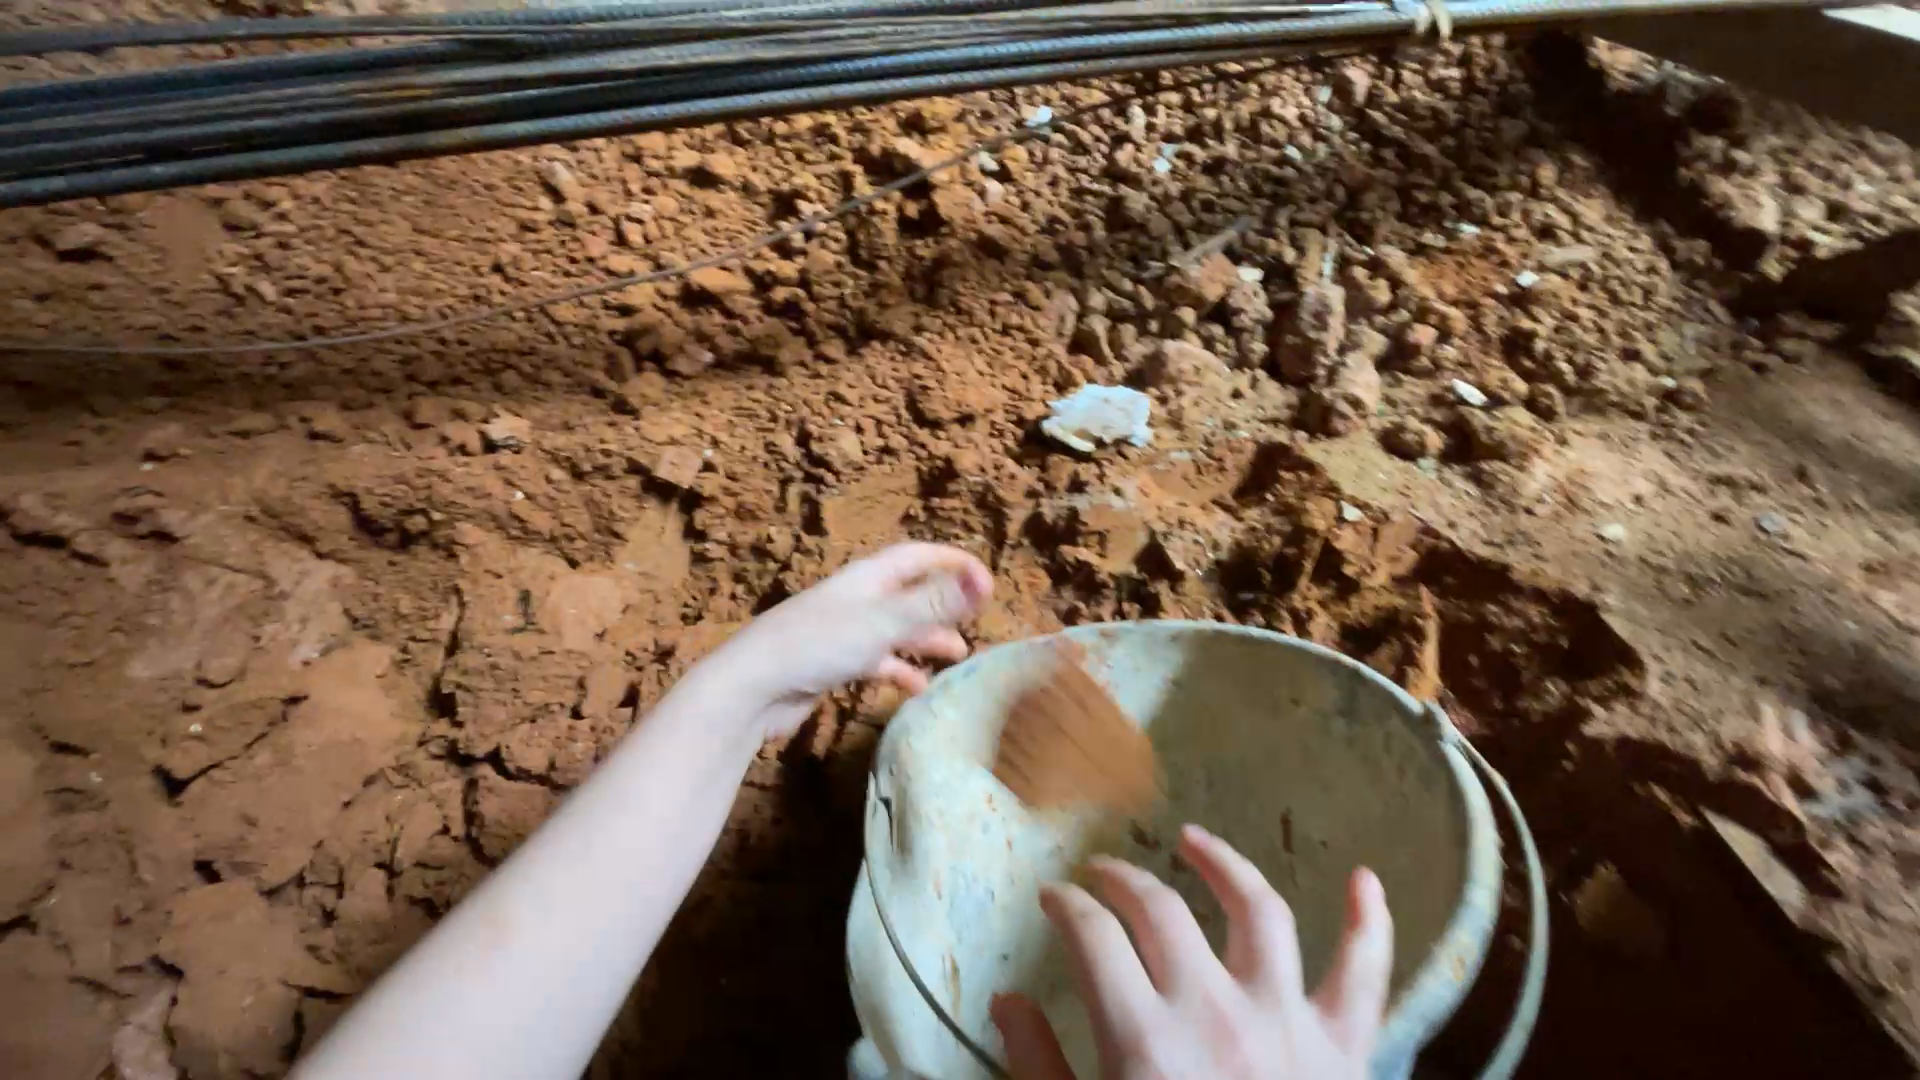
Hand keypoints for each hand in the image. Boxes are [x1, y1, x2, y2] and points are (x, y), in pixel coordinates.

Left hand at [705, 543, 992, 738]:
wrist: (751, 687)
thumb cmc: (818, 644)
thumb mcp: (883, 621)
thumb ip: (934, 603)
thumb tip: (984, 583)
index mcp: (868, 578)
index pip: (918, 556)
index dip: (953, 563)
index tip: (986, 582)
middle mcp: (858, 599)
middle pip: (909, 593)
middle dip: (943, 605)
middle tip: (975, 620)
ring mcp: (844, 632)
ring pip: (896, 629)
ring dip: (925, 639)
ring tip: (957, 655)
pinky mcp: (833, 664)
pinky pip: (877, 661)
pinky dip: (899, 671)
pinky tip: (917, 688)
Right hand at [992, 825, 1392, 1079]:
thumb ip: (1039, 1067)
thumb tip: (1005, 1001)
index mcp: (1145, 1041)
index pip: (1092, 934)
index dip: (1065, 904)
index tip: (1053, 897)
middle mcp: (1216, 1015)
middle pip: (1159, 909)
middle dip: (1120, 878)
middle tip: (1100, 871)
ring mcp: (1287, 1024)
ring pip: (1258, 912)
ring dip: (1223, 864)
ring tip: (1193, 839)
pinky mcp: (1345, 1051)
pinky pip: (1364, 977)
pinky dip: (1369, 925)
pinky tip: (1364, 881)